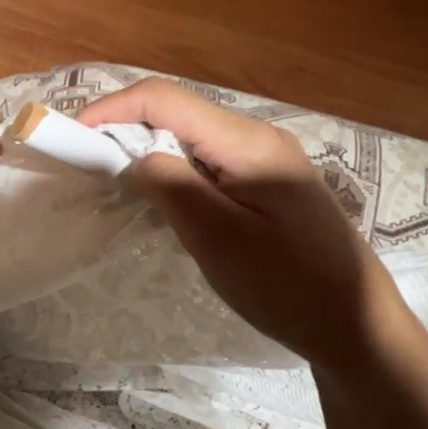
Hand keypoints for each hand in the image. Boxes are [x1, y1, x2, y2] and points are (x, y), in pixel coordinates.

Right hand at [79, 80, 406, 367]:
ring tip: (111, 180)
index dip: (111, 108)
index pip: (164, 100)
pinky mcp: (267, 186)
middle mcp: (257, 138)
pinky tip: (157, 200)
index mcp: (247, 143)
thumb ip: (169, 186)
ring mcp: (265, 161)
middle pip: (176, 113)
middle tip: (85, 162)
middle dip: (124, 128)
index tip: (71, 136)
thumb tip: (134, 157)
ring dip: (146, 151)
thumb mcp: (217, 238)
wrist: (356, 327)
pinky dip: (171, 172)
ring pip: (189, 138)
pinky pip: (207, 163)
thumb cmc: (286, 284)